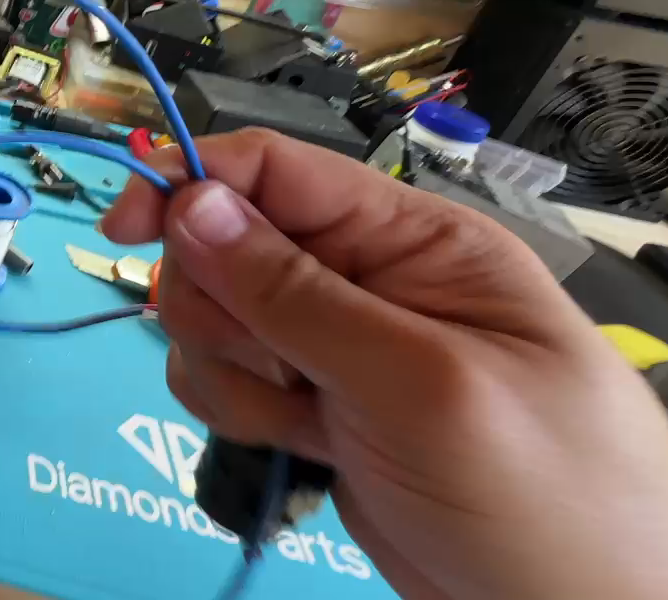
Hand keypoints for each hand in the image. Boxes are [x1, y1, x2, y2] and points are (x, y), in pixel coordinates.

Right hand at [103, 130, 667, 599]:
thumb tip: (188, 202)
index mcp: (402, 237)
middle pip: (216, 241)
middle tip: (270, 364)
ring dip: (227, 367)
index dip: (184, 181)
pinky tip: (295, 441)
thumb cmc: (546, 499)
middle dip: (217, 306)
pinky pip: (211, 368)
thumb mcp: (419, 386)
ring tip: (301, 417)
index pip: (266, 168)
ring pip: (204, 310)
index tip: (122, 228)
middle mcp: (352, 272)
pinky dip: (231, 405)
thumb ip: (294, 292)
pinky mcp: (294, 391)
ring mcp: (319, 335)